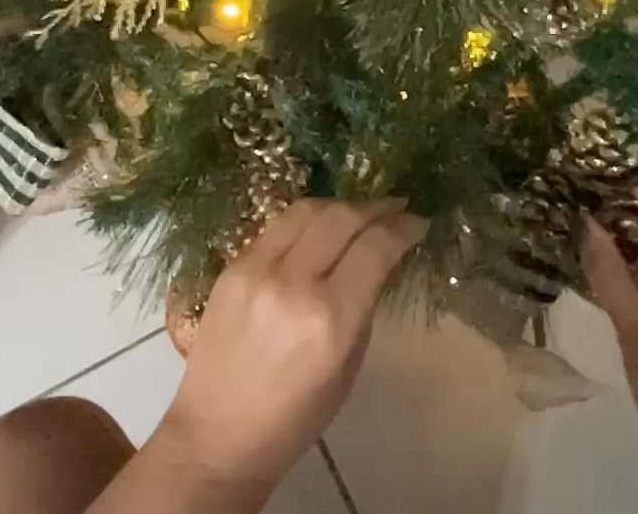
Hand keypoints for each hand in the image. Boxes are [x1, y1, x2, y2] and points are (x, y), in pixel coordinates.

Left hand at [157, 199, 427, 489]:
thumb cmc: (296, 416)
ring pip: (306, 209)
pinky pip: (277, 226)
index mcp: (331, 319)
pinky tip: (320, 226)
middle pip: (341, 217)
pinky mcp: (232, 266)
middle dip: (375, 207)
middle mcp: (293, 283)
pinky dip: (306, 219)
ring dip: (340, 205)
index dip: (402, 227)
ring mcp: (256, 269)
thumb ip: (364, 304)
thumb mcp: (349, 365)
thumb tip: (378, 259)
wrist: (217, 433)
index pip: (374, 248)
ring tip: (360, 211)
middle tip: (396, 207)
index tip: (419, 221)